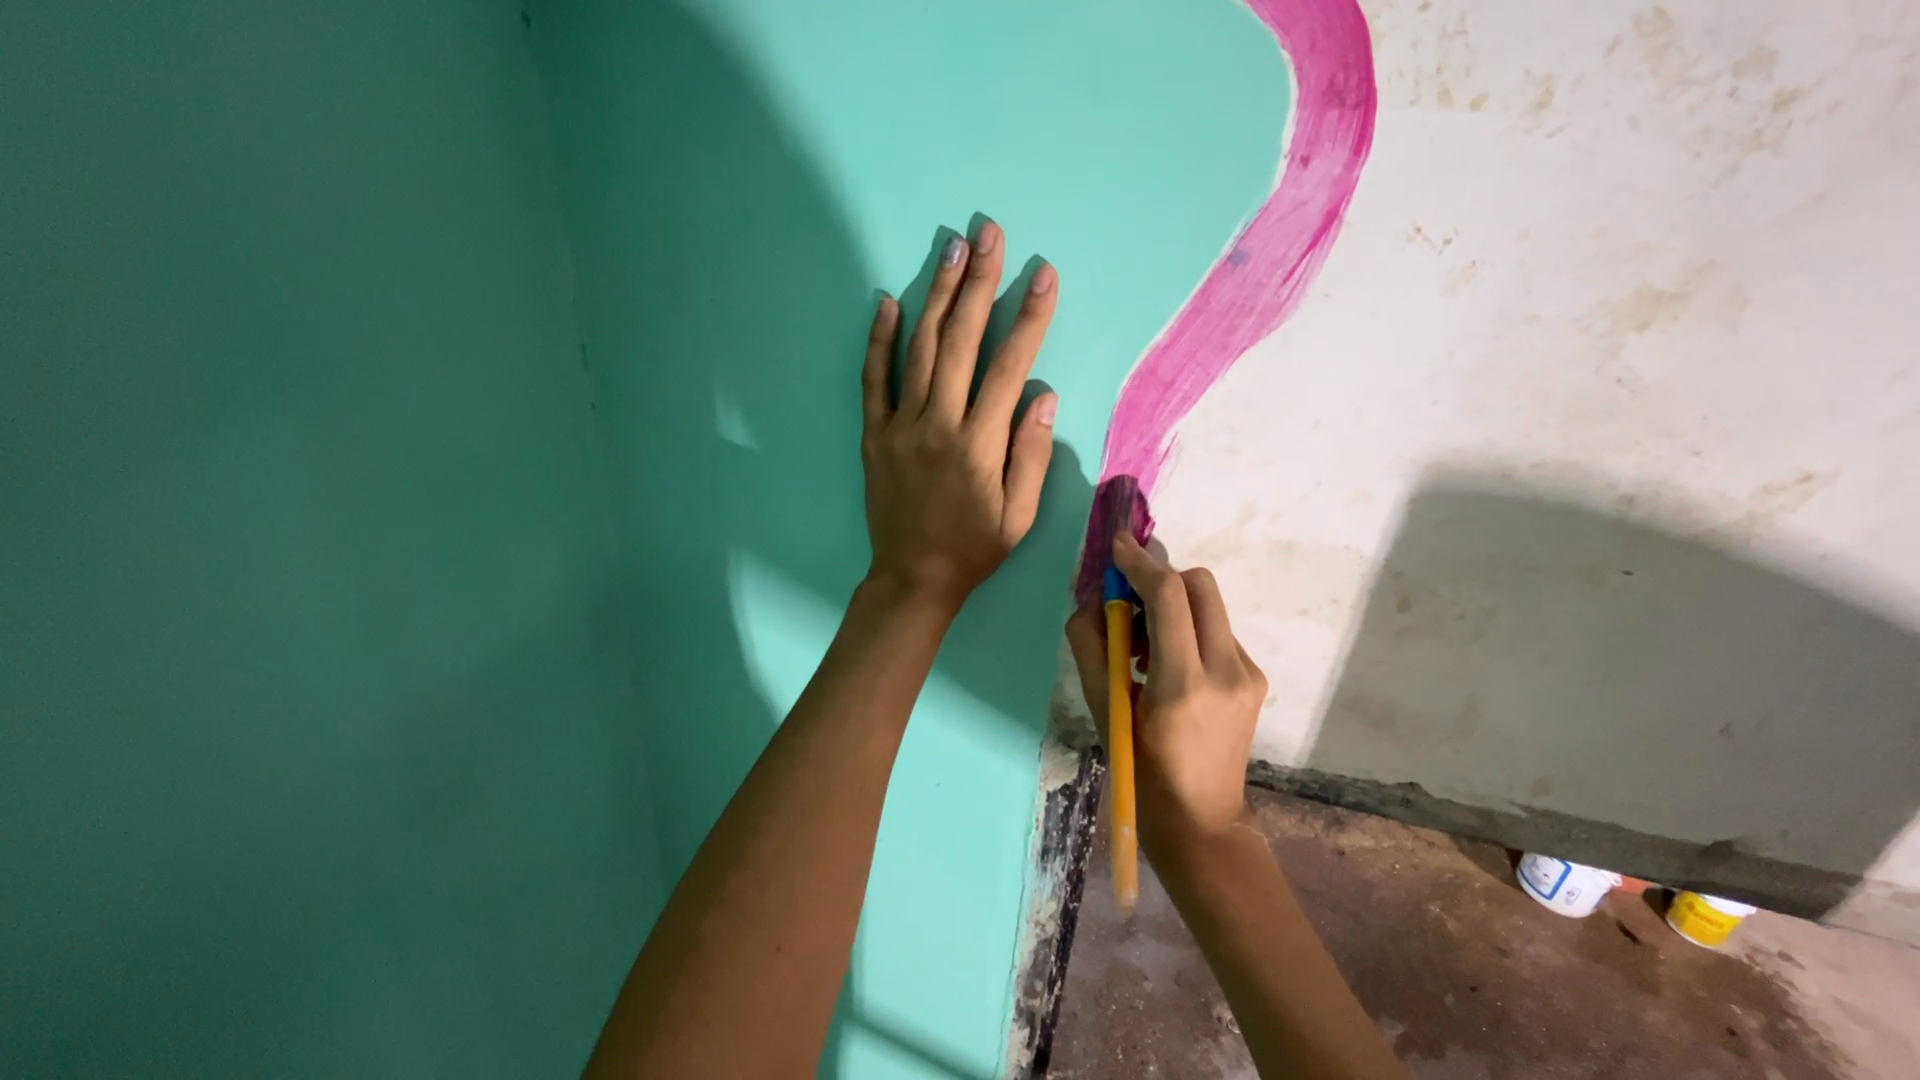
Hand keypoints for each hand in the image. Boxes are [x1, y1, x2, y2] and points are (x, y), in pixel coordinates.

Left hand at [861, 223, 1059, 609]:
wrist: (914, 578)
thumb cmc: (974, 549)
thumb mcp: (1019, 516)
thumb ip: (1030, 455)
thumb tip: (1043, 398)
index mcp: (979, 444)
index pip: (1010, 366)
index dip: (1029, 317)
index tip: (1043, 274)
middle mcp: (938, 424)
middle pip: (961, 342)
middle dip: (980, 284)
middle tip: (990, 234)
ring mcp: (900, 426)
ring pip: (920, 349)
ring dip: (937, 296)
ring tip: (952, 250)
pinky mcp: (874, 435)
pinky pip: (873, 380)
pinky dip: (878, 340)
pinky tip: (887, 301)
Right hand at [1067, 534, 1266, 851]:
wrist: (1202, 821)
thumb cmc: (1141, 772)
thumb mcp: (1104, 711)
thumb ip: (1091, 647)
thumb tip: (1092, 599)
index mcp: (1184, 683)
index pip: (1170, 595)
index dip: (1140, 563)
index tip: (1116, 546)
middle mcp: (1227, 669)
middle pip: (1200, 585)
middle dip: (1160, 578)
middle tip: (1127, 601)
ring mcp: (1248, 674)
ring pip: (1210, 606)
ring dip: (1173, 606)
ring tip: (1141, 646)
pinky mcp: (1256, 679)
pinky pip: (1217, 631)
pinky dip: (1188, 630)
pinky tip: (1166, 665)